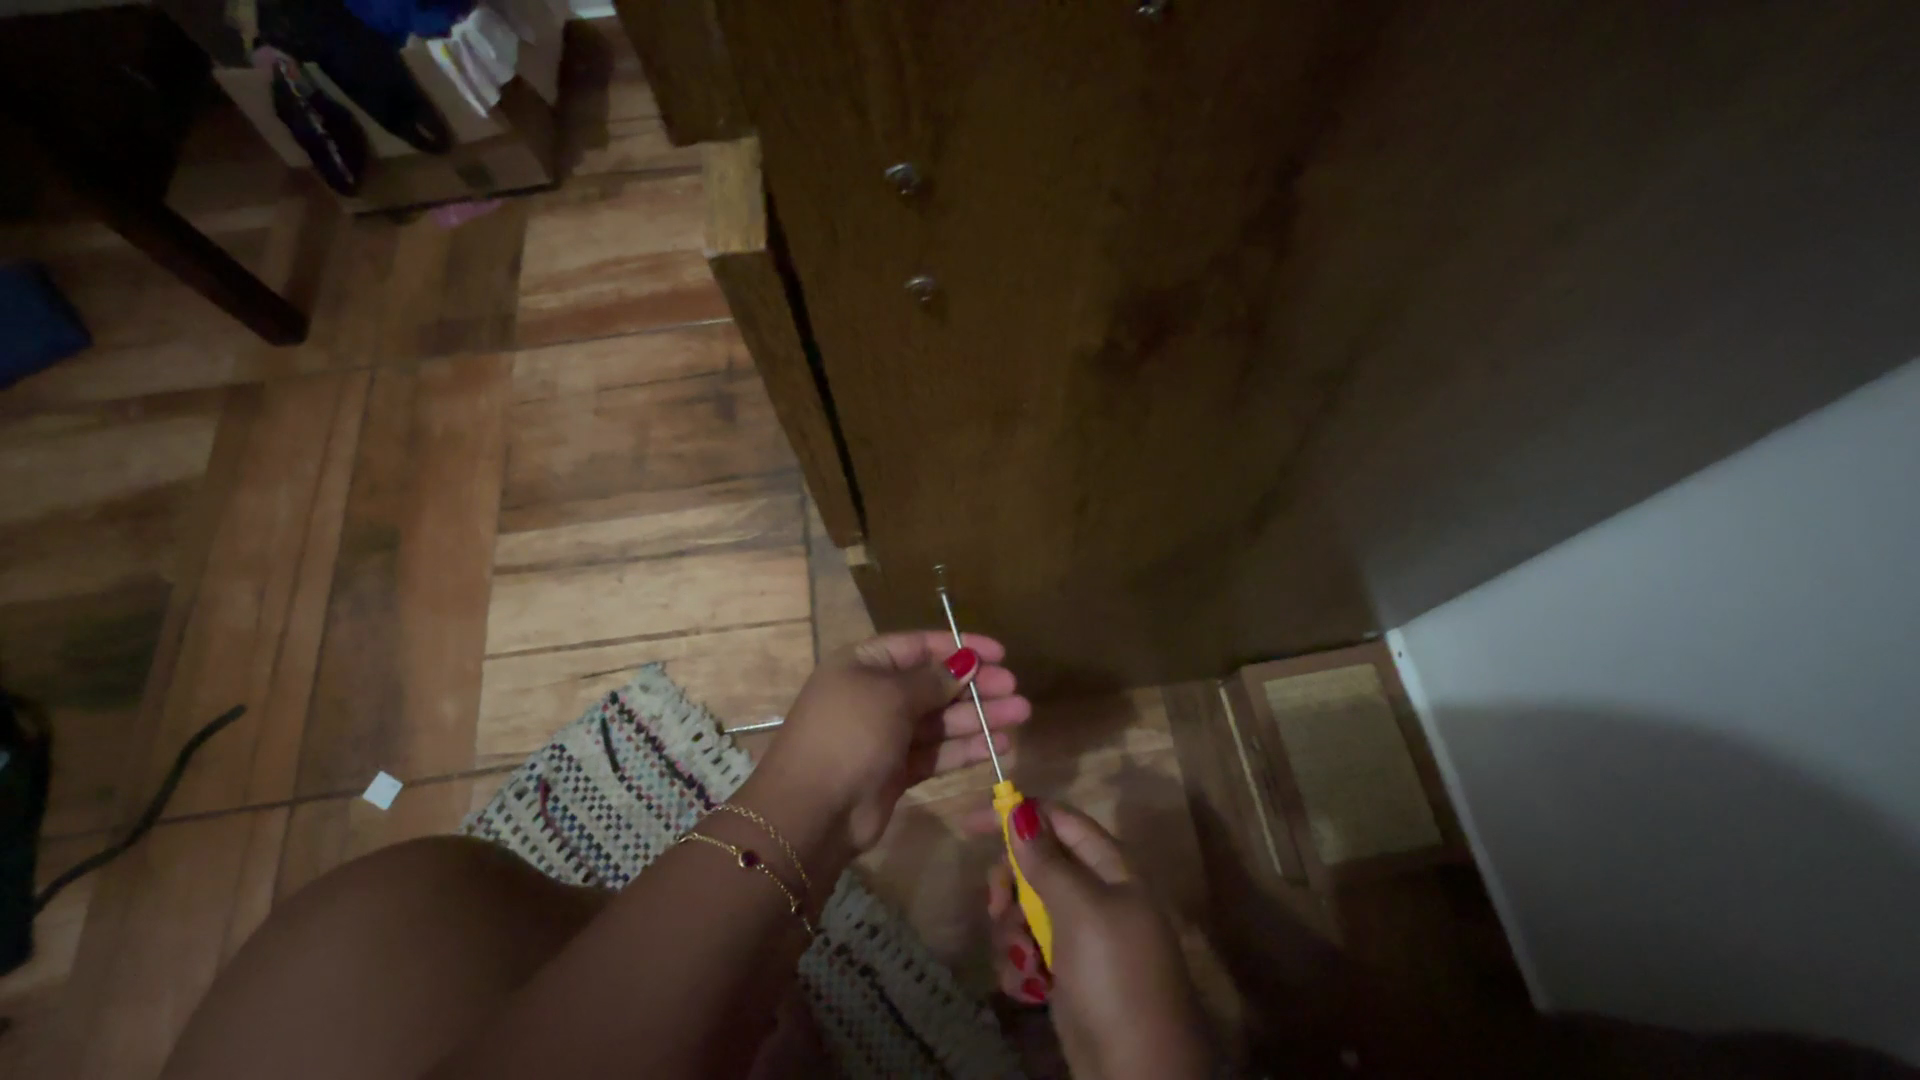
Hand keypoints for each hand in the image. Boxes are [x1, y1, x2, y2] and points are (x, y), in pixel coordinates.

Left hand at [761, 631, 1030, 850]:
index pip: (918, 646)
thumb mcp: (891, 697)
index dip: (960, 647)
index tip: (1000, 653)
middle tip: (1015, 689)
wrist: (812, 812)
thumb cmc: (848, 736)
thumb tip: (965, 662)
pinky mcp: (897, 770)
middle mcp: (875, 695)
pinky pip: (937, 751)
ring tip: (1020, 715)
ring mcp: (886, 734)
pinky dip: (966, 747)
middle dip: (976, 685)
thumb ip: (932, 680)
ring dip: (979, 717)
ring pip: (941, 719)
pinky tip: (998, 744)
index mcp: (863, 664)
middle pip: (934, 683)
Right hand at [988, 801, 1210, 1079]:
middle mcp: (1098, 895)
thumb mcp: (1079, 908)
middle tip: (997, 907)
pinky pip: (1031, 949)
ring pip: (1028, 910)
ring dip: (1013, 931)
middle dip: (1011, 885)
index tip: (971, 825)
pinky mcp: (1068, 973)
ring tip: (1021, 958)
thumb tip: (1020, 809)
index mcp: (1112, 869)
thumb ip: (1046, 859)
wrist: (1137, 1069)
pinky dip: (1021, 963)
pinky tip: (1026, 984)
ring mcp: (1083, 936)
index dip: (1018, 815)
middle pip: (1038, 866)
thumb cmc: (1114, 973)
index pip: (1061, 822)